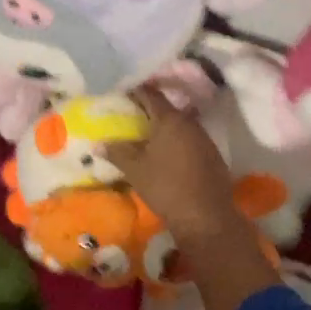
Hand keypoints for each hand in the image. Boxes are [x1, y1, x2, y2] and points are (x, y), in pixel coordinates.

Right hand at [106, 88, 283, 309]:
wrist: (205, 216)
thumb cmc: (165, 186)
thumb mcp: (135, 169)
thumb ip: (117, 152)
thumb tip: (97, 143)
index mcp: (170, 119)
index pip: (151, 95)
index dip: (136, 92)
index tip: (123, 95)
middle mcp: (190, 123)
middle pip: (168, 108)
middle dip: (150, 110)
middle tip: (132, 116)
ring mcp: (205, 139)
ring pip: (181, 125)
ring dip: (165, 127)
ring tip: (148, 136)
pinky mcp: (213, 155)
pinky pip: (191, 140)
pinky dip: (178, 141)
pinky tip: (168, 154)